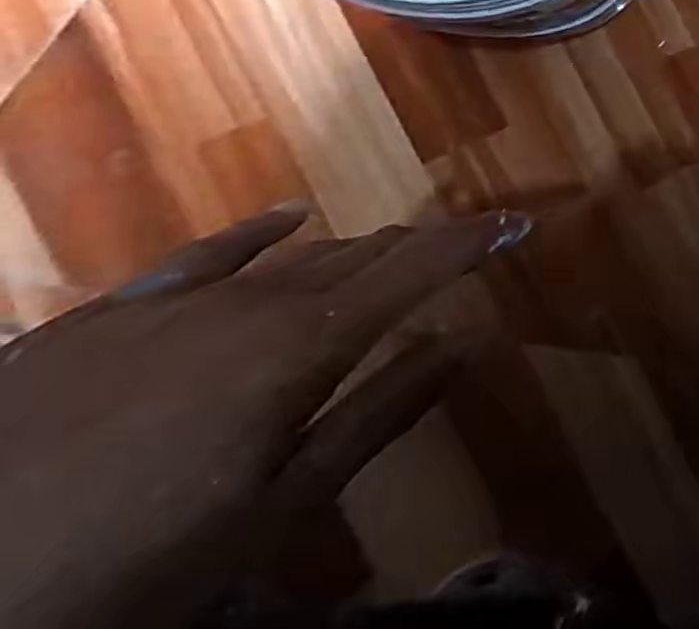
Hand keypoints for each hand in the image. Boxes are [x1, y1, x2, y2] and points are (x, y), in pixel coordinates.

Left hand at [0, 203, 531, 628]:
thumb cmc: (136, 564)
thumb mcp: (282, 502)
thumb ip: (384, 409)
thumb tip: (472, 339)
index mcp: (302, 345)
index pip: (416, 269)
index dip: (475, 241)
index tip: (521, 223)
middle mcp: (247, 305)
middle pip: (363, 255)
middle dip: (424, 247)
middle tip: (470, 246)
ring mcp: (166, 307)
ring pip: (296, 256)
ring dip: (361, 250)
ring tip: (402, 248)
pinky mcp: (96, 321)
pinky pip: (198, 256)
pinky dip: (258, 233)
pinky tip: (292, 216)